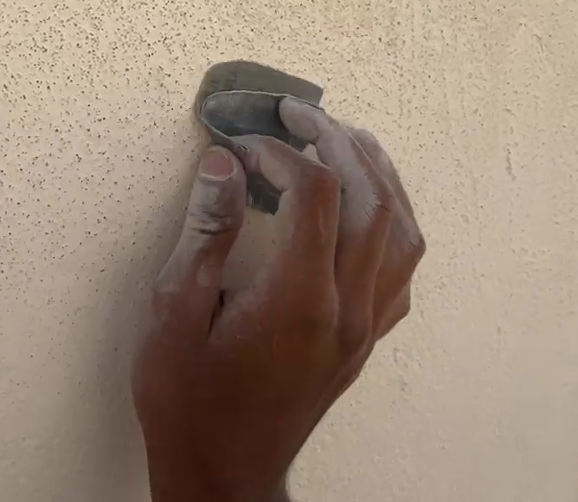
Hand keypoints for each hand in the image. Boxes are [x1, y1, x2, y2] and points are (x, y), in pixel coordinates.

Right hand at [134, 100, 424, 501]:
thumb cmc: (188, 396)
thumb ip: (206, 232)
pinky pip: (401, 268)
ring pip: (402, 232)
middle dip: (337, 143)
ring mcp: (364, 328)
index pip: (314, 195)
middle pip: (371, 202)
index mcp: (297, 299)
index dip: (280, 152)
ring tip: (345, 138)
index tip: (241, 140)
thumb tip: (222, 163)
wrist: (223, 474)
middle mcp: (346, 310)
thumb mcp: (175, 309)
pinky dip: (392, 220)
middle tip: (299, 111)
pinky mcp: (364, 341)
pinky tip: (365, 205)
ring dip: (378, 174)